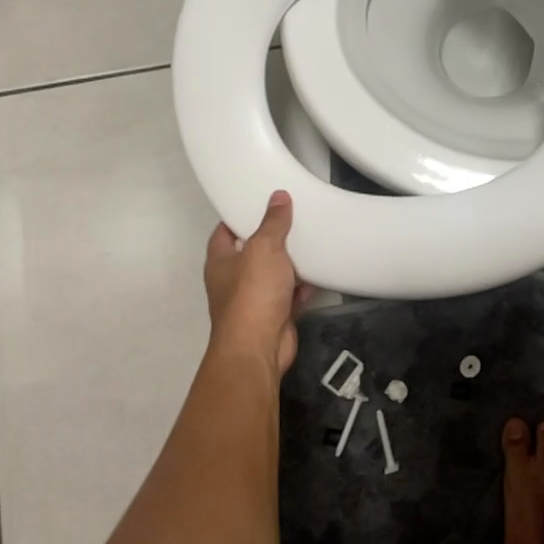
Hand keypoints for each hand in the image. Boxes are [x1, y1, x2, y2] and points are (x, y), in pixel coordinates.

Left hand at [203, 191, 314, 378]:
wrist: (259, 347)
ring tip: (313, 236)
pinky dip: (305, 284)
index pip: (225, 231)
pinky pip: (292, 292)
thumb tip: (278, 196)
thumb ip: (273, 222)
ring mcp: (255, 298)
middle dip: (273, 236)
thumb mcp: (264, 248)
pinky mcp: (276, 313)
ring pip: (275, 272)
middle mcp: (234, 279)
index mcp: (221, 261)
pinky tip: (322, 269)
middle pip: (253, 250)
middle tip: (296, 214)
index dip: (240, 215)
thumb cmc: (253, 293)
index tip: (262, 200)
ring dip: (292, 260)